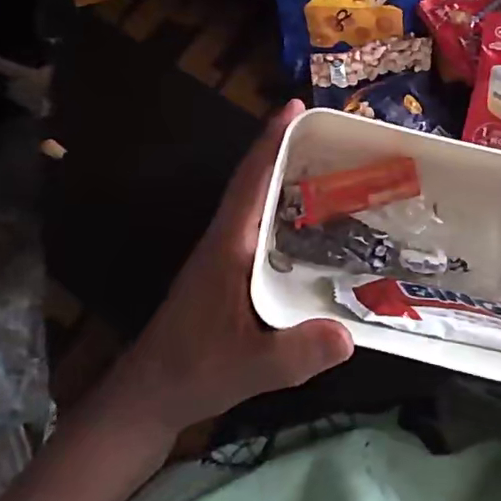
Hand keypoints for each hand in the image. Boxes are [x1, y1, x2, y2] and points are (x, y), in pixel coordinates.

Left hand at [105, 101, 353, 434]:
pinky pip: (261, 224)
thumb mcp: (249, 367)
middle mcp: (226, 239)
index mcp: (228, 245)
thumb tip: (349, 334)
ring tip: (332, 166)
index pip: (251, 182)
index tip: (296, 107)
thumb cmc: (194, 371)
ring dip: (286, 176)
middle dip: (287, 149)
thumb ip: (295, 353)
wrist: (151, 393)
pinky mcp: (229, 269)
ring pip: (257, 200)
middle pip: (256, 180)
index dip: (272, 142)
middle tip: (333, 134)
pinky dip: (284, 208)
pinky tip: (313, 222)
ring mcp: (225, 253)